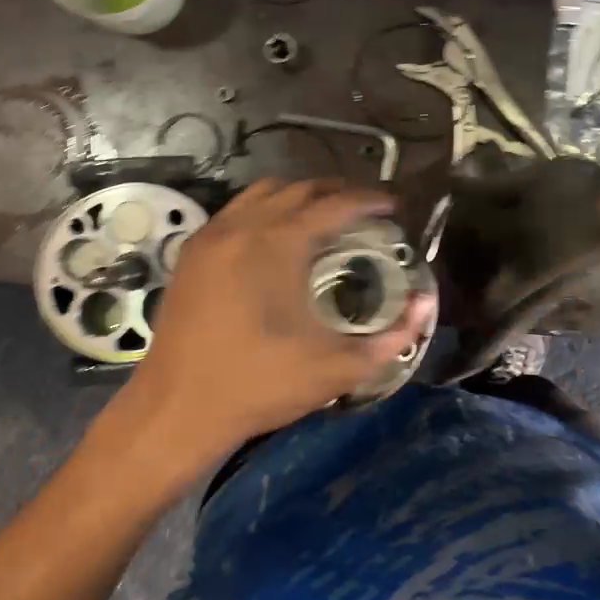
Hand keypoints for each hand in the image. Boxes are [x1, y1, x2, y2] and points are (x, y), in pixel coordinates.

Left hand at [110, 179, 433, 472]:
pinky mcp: (191, 254)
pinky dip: (267, 209)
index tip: (395, 208)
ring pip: (264, 192)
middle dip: (339, 192)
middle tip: (367, 210)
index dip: (371, 200)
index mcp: (279, 242)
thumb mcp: (336, 367)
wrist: (174, 411)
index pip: (336, 204)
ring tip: (327, 217)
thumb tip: (425, 306)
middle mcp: (243, 226)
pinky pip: (238, 210)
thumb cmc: (258, 384)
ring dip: (301, 196)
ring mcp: (212, 236)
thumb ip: (390, 337)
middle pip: (300, 187)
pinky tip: (280, 238)